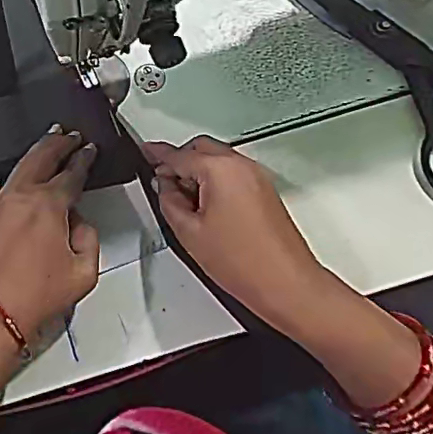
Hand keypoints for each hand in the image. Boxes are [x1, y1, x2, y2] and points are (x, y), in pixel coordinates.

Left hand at [0, 127, 100, 341]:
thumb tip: (80, 223)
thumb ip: (89, 238)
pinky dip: (26, 167)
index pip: (71, 173)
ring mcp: (2, 202)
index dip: (84, 159)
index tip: (90, 151)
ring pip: (24, 164)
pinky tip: (31, 171)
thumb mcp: (84, 272)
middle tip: (72, 136)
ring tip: (52, 142)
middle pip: (43, 156)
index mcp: (48, 205)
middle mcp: (22, 196)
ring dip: (40, 151)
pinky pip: (12, 179)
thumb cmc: (32, 295)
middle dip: (60, 143)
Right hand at [142, 136, 329, 320]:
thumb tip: (165, 188)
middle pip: (200, 149)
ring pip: (218, 159)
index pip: (179, 155)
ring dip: (198, 171)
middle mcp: (242, 167)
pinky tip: (205, 208)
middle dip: (179, 161)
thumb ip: (168, 201)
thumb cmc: (248, 264)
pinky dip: (215, 181)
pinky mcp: (265, 190)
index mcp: (221, 171)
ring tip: (185, 202)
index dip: (157, 154)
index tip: (146, 152)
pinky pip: (232, 173)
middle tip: (162, 180)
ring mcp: (257, 178)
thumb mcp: (188, 232)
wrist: (286, 285)